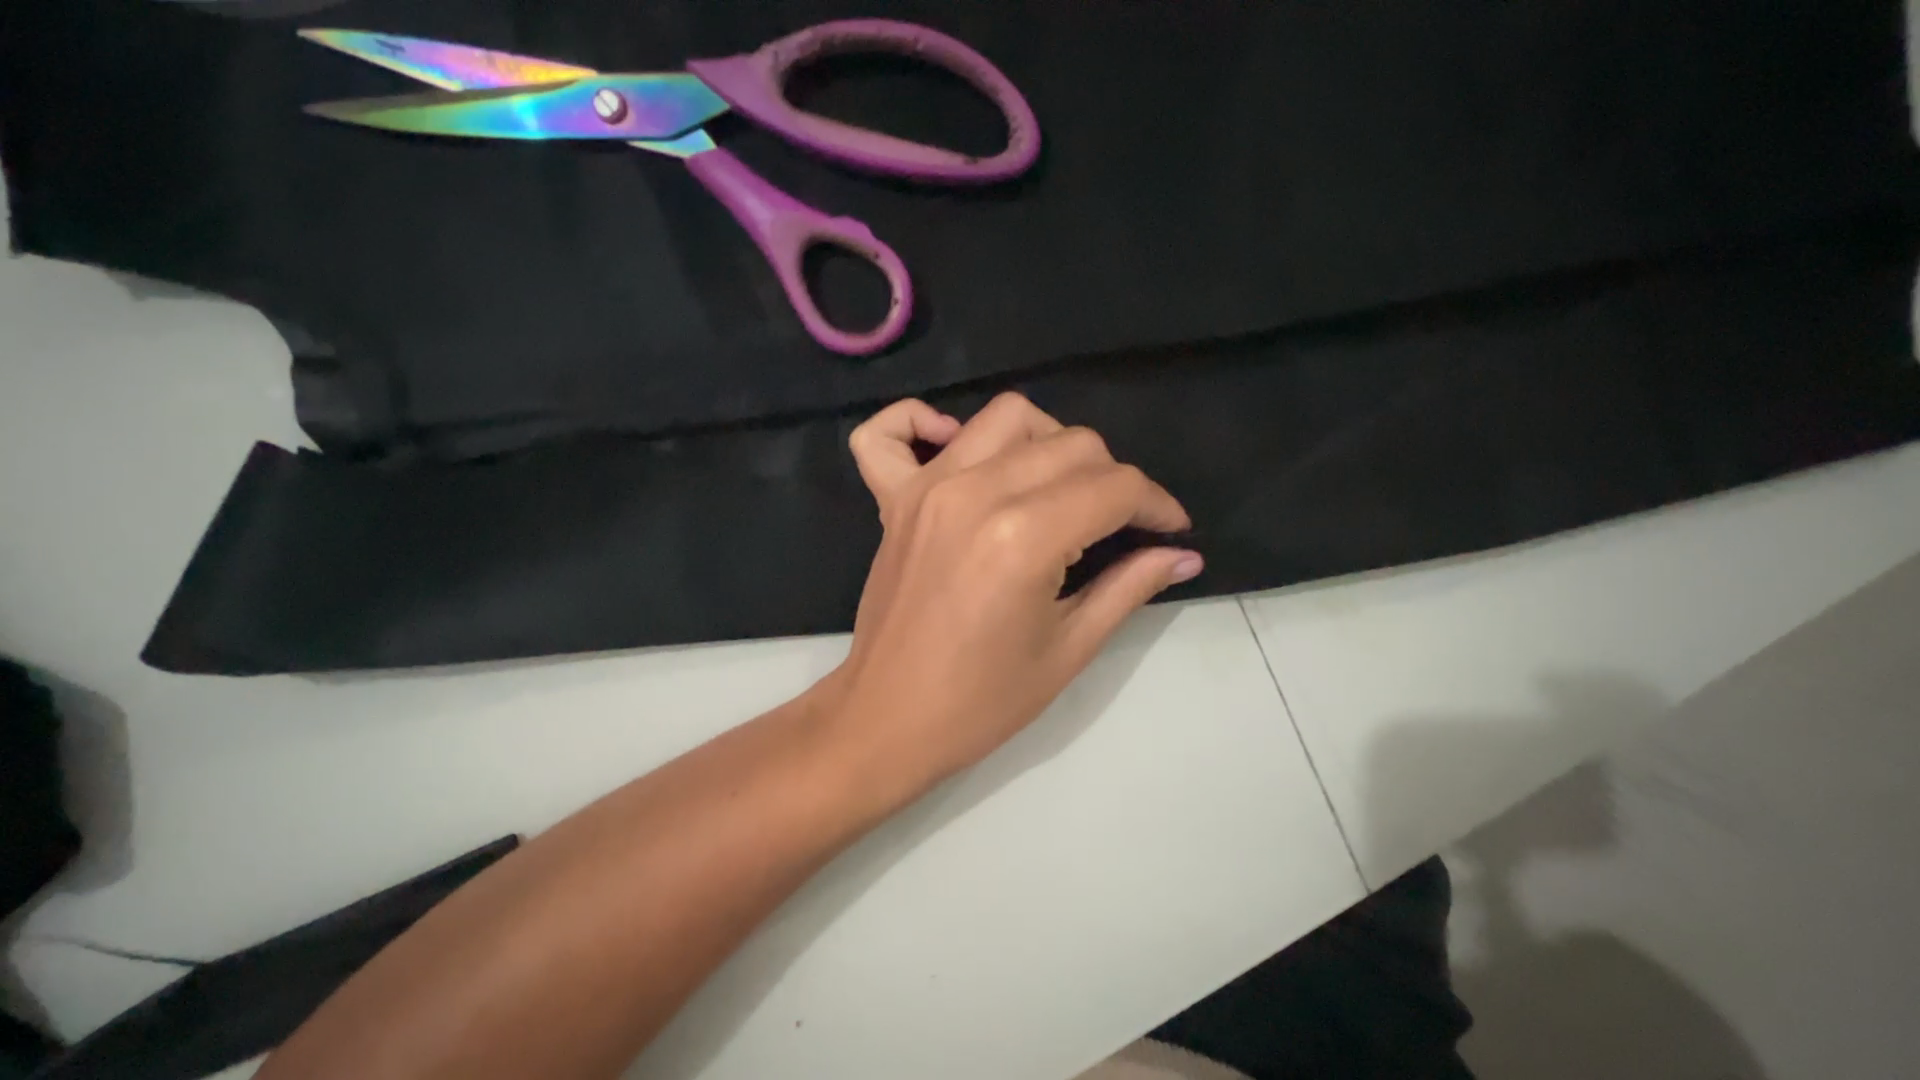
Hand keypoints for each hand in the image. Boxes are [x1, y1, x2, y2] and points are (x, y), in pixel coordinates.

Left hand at [824, 393, 1202, 794]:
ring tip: (1058, 490)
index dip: (1156, 505)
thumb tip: (1185, 555)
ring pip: (1007, 418)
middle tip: (1119, 525)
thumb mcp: (1070, 648)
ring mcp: (928, 487)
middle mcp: (975, 492)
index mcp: (1024, 536)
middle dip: (1113, 478)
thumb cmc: (983, 700)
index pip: (1114, 486)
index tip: (1170, 530)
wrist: (889, 718)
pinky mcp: (893, 497)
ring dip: (1049, 441)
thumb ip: (1130, 586)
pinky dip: (920, 423)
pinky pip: (889, 433)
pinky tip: (954, 445)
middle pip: (1071, 445)